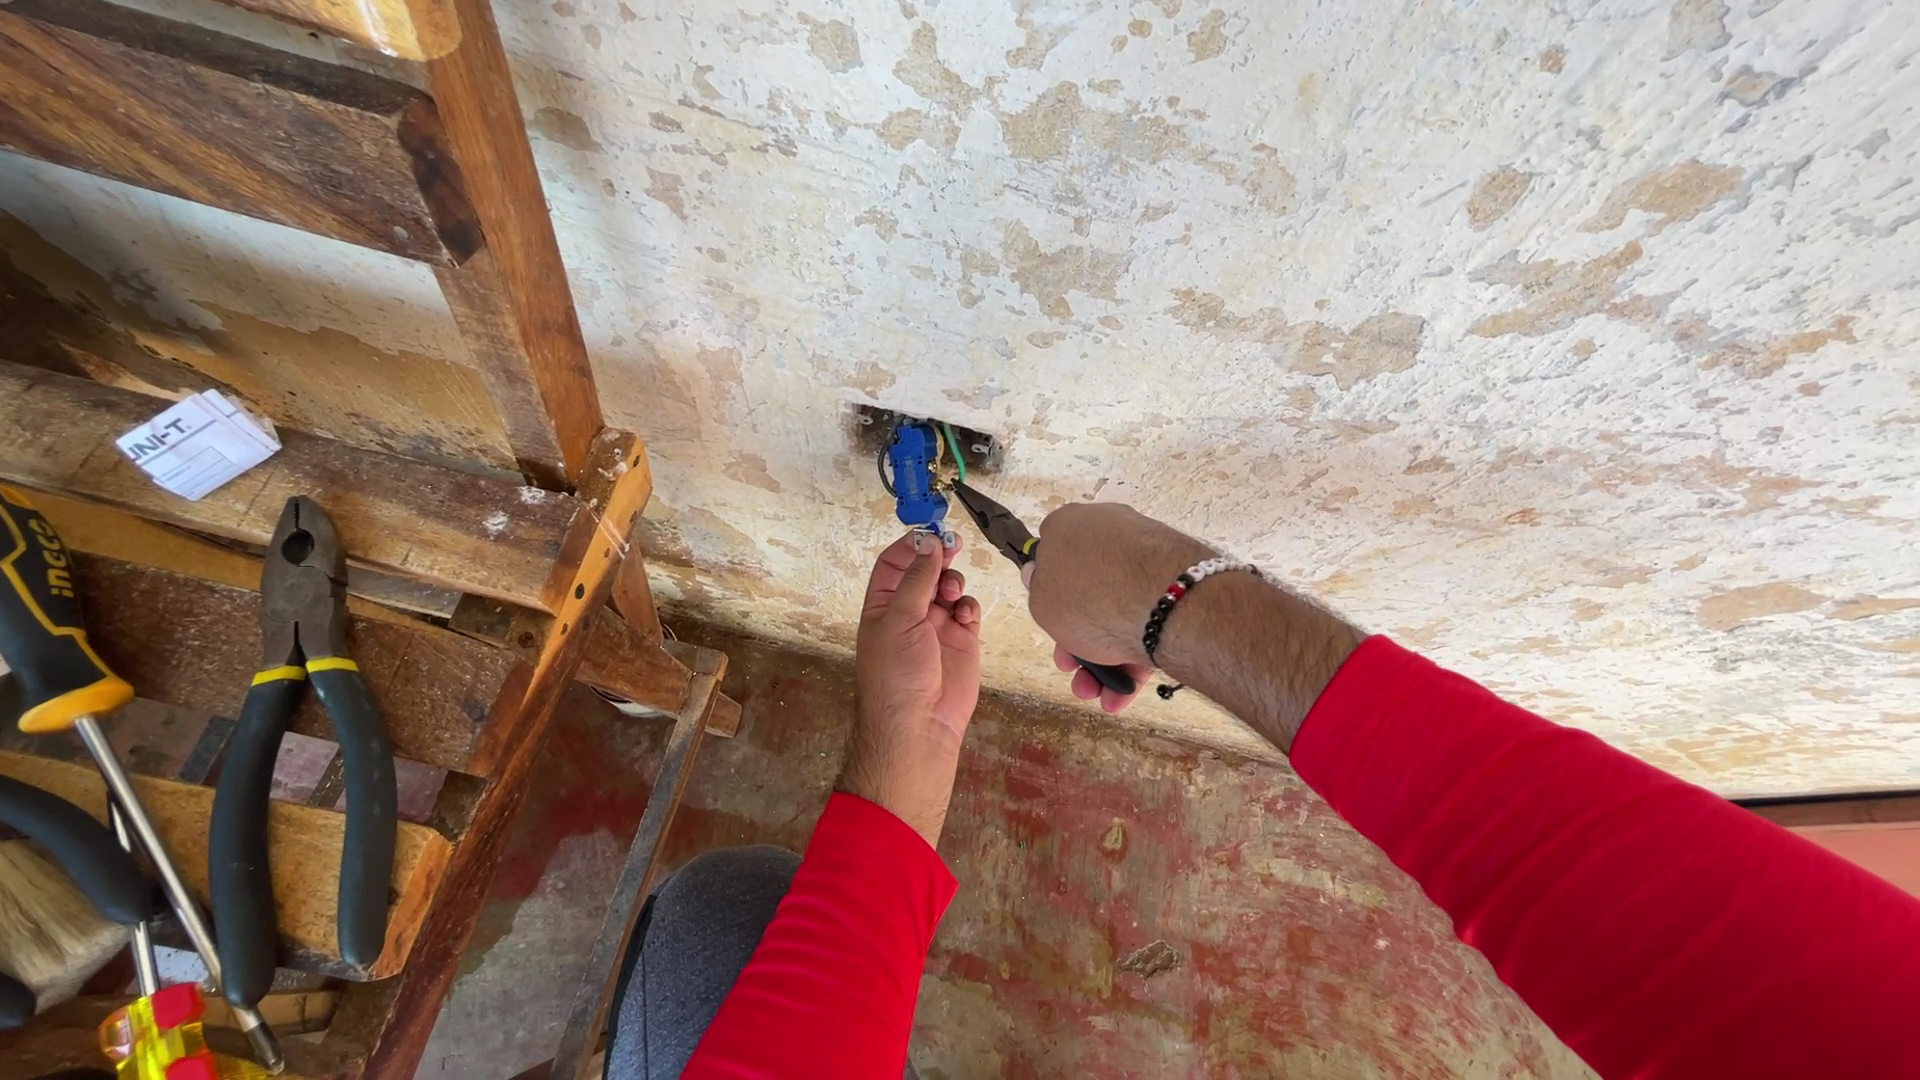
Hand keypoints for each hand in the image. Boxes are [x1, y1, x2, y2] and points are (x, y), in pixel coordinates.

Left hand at [839, 530, 982, 845]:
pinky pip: (967, 609)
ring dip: (953, 582)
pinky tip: (963, 615)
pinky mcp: (962, 639)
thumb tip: (928, 542)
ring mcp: (936, 625)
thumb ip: (918, 578)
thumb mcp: (900, 619)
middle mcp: (908, 611)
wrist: (921, 725)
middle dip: (939, 558)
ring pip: (949, 586)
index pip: (894, 563)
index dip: (911, 545)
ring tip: (952, 595)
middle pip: (925, 570)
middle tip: (953, 546)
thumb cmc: (898, 673)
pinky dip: (968, 605)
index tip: (931, 532)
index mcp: (882, 604)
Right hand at [1028, 503, 1215, 713]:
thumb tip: (1039, 575)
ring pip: (1118, 610)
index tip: (1052, 621)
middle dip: (1077, 640)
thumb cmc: (1091, 597)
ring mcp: (1145, 554)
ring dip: (1105, 660)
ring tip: (1102, 694)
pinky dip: (1135, 655)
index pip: (1051, 554)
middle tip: (1075, 669)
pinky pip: (1148, 618)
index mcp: (1068, 525)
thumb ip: (1039, 592)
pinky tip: (1125, 691)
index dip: (1049, 595)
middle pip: (1085, 592)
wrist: (1166, 604)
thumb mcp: (1042, 602)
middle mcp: (1109, 530)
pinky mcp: (1176, 580)